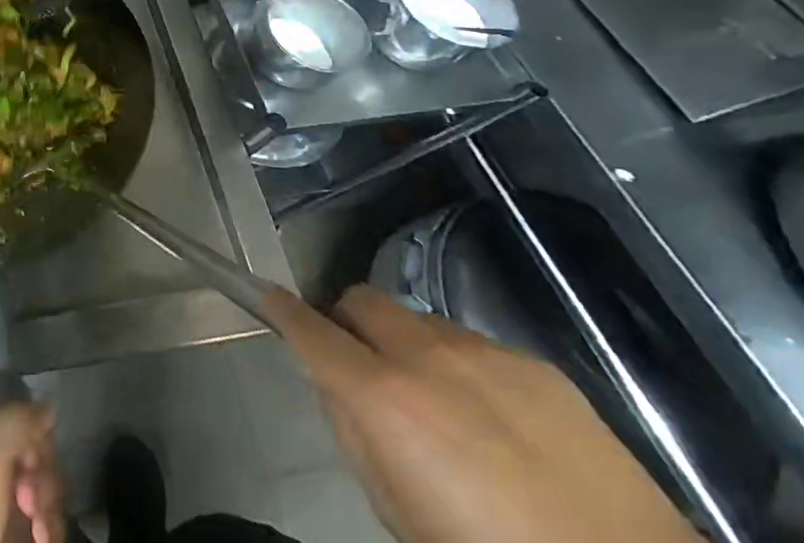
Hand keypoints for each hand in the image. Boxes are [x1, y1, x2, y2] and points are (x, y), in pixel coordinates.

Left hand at [0, 383, 65, 542]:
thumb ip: (15, 419)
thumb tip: (47, 404)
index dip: (21, 403)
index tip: (34, 425)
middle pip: (33, 435)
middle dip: (43, 460)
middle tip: (31, 486)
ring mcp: (6, 492)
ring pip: (46, 473)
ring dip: (50, 497)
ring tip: (39, 524)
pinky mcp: (23, 525)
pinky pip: (51, 510)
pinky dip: (52, 523)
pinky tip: (44, 537)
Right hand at [260, 284, 701, 542]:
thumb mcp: (392, 505)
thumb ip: (352, 433)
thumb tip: (333, 385)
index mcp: (381, 396)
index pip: (310, 329)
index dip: (280, 308)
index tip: (266, 298)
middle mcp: (426, 356)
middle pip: (363, 299)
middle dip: (348, 319)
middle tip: (360, 361)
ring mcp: (485, 353)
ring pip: (418, 319)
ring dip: (406, 343)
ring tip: (436, 397)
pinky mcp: (536, 364)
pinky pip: (473, 343)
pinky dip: (460, 364)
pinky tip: (492, 416)